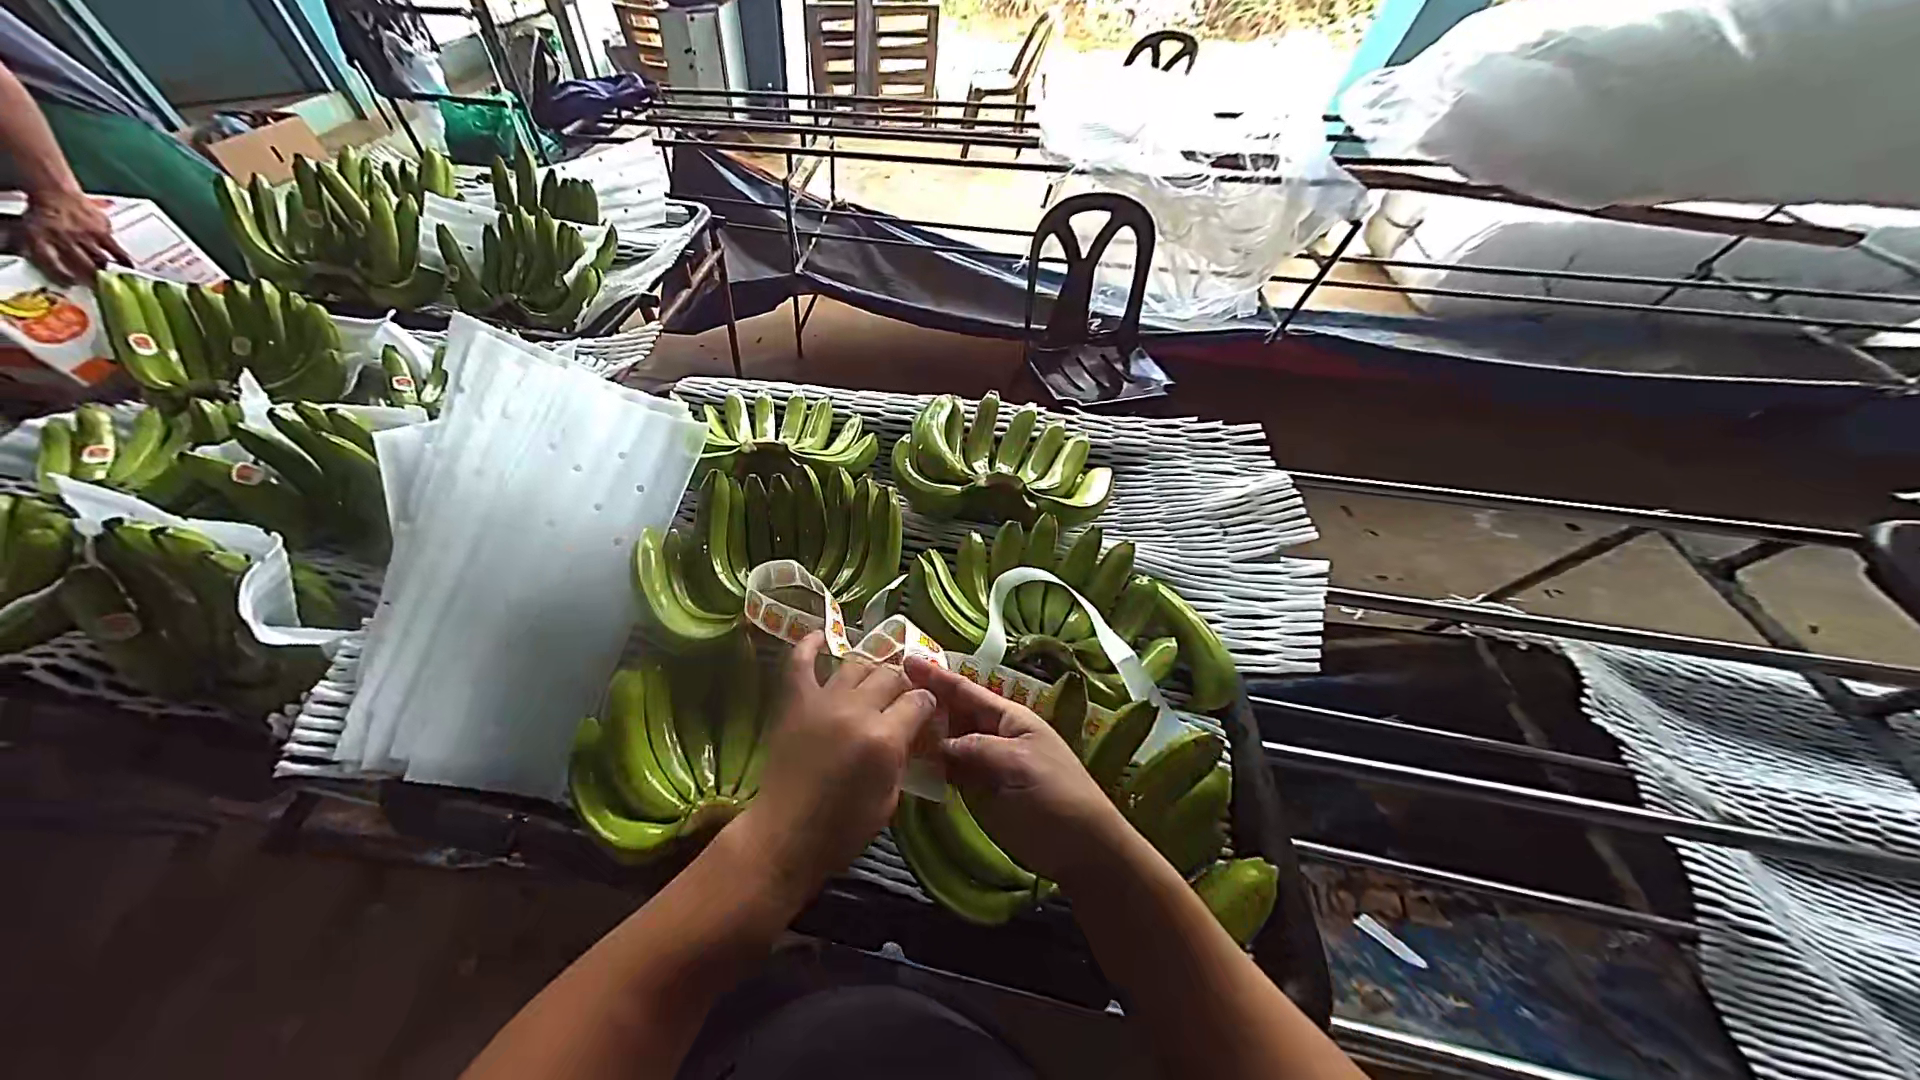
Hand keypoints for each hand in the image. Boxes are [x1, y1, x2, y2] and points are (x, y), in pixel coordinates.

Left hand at [21, 189, 126, 283]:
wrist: (54, 191)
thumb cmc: (43, 214)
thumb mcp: (29, 229)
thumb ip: (38, 248)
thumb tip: (50, 267)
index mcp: (38, 237)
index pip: (51, 263)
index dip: (61, 276)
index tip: (71, 284)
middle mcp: (61, 237)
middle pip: (81, 264)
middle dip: (92, 278)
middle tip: (101, 288)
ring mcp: (83, 235)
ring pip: (100, 260)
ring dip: (108, 272)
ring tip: (117, 282)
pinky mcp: (102, 232)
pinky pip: (117, 251)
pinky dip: (124, 262)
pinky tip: (129, 269)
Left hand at [731, 632, 936, 899]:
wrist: (785, 836)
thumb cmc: (843, 828)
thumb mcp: (891, 797)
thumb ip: (903, 755)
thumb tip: (912, 730)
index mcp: (885, 737)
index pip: (919, 700)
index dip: (928, 703)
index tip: (928, 710)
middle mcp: (857, 710)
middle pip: (892, 676)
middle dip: (905, 683)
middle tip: (905, 695)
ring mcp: (823, 702)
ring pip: (857, 664)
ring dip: (872, 666)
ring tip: (878, 675)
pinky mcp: (795, 703)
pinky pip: (801, 663)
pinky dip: (810, 645)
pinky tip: (822, 636)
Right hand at [905, 655, 1130, 888]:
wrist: (1081, 849)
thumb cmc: (1056, 797)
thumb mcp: (1018, 764)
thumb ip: (976, 748)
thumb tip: (938, 743)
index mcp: (1009, 718)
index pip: (966, 691)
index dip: (936, 676)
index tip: (905, 658)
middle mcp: (993, 734)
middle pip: (953, 713)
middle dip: (923, 700)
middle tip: (884, 690)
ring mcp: (985, 763)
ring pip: (947, 741)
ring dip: (922, 732)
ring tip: (885, 720)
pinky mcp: (978, 790)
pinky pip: (947, 769)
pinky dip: (927, 763)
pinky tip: (903, 759)